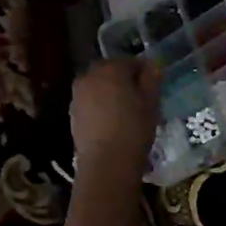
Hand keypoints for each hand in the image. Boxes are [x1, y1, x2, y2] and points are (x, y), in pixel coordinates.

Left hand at [70, 60, 159, 174]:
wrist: (106, 163)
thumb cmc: (134, 130)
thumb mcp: (151, 103)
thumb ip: (151, 80)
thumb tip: (151, 65)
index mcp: (111, 68)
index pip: (131, 62)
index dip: (144, 72)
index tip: (152, 87)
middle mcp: (90, 76)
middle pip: (110, 72)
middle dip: (123, 81)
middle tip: (138, 99)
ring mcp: (78, 95)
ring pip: (98, 87)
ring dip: (109, 94)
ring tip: (123, 112)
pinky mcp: (72, 114)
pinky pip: (90, 103)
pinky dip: (99, 108)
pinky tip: (110, 123)